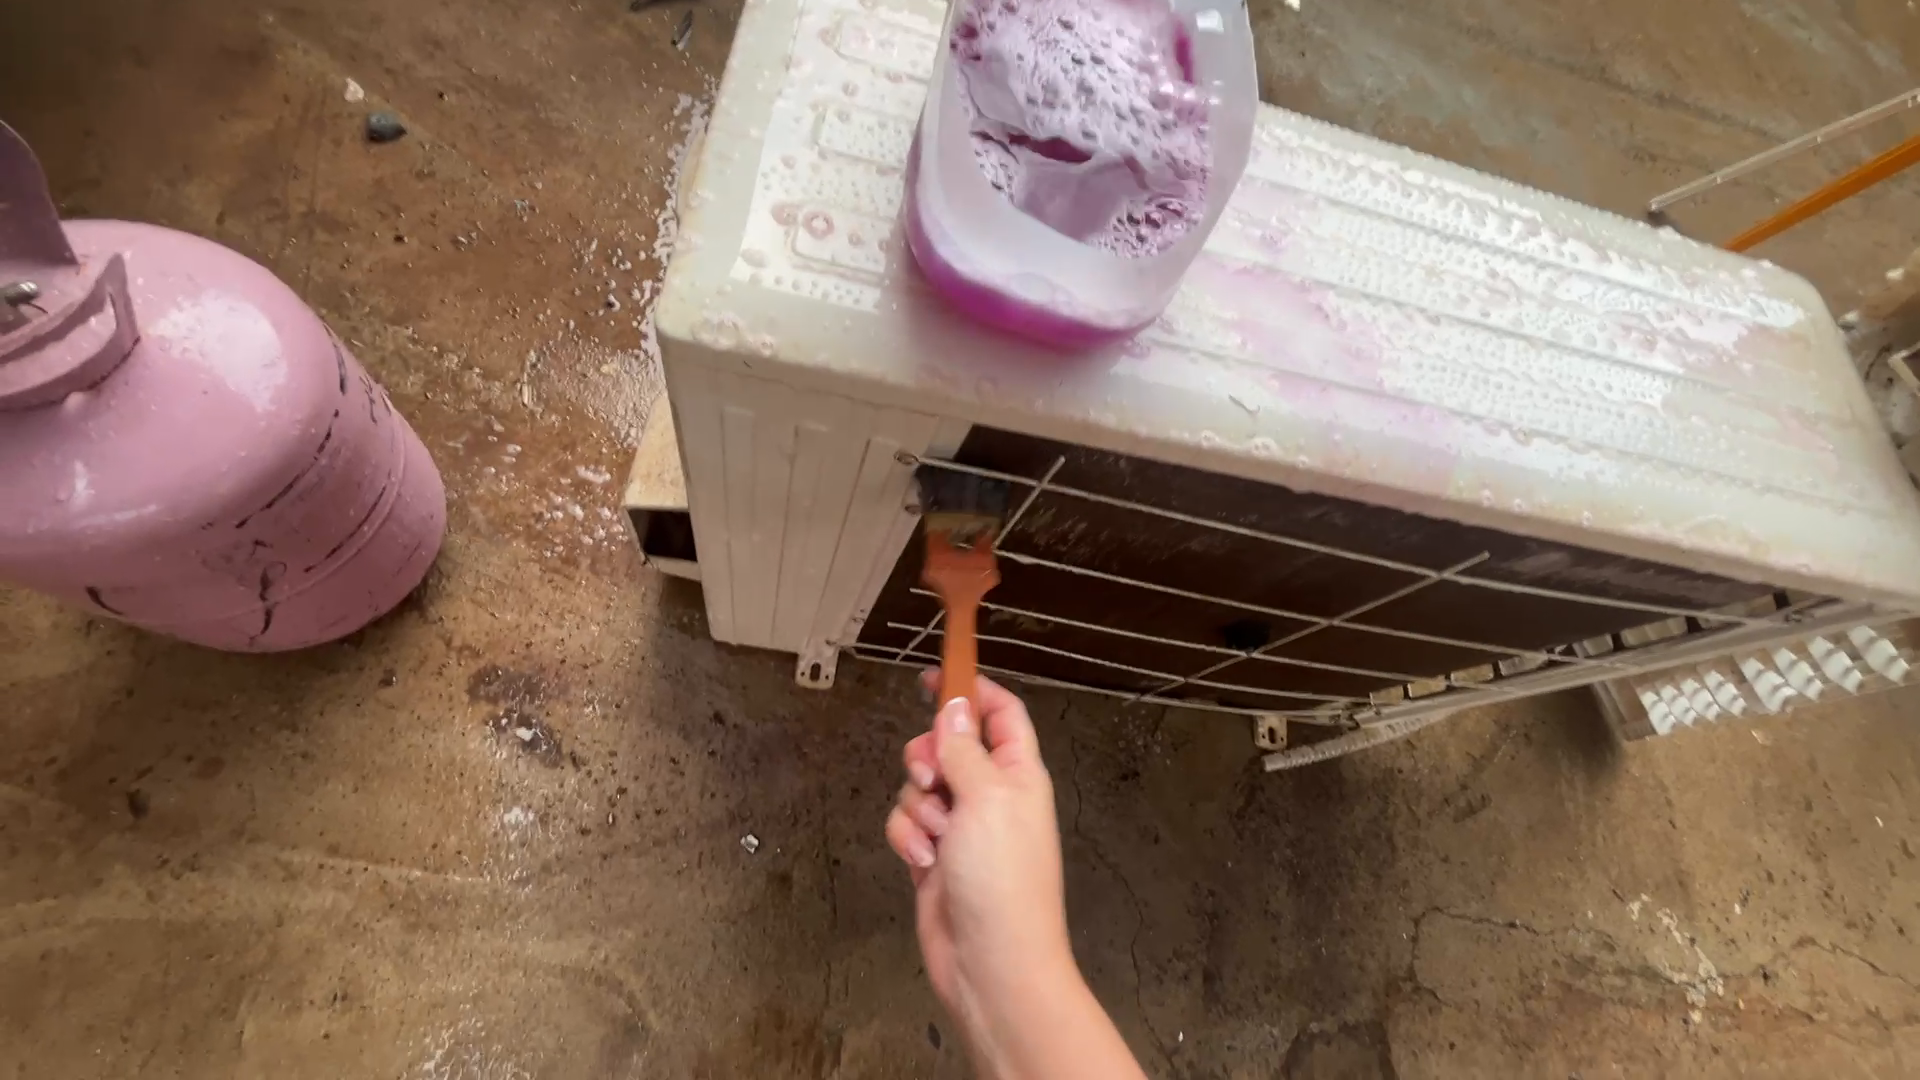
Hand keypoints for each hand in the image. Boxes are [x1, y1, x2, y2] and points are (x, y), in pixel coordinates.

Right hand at [884, 674, 1074, 1051]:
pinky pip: (907, 822)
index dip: (971, 689)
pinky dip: (909, 838)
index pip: (999, 712)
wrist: (991, 966)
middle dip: (929, 756)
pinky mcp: (933, 853)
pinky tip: (923, 862)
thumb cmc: (1002, 877)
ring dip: (919, 807)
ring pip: (920, 784)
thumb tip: (954, 706)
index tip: (934, 676)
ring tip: (937, 837)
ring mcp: (960, 824)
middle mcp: (989, 792)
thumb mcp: (986, 798)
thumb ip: (963, 747)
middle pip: (947, 743)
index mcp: (1017, 771)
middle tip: (932, 777)